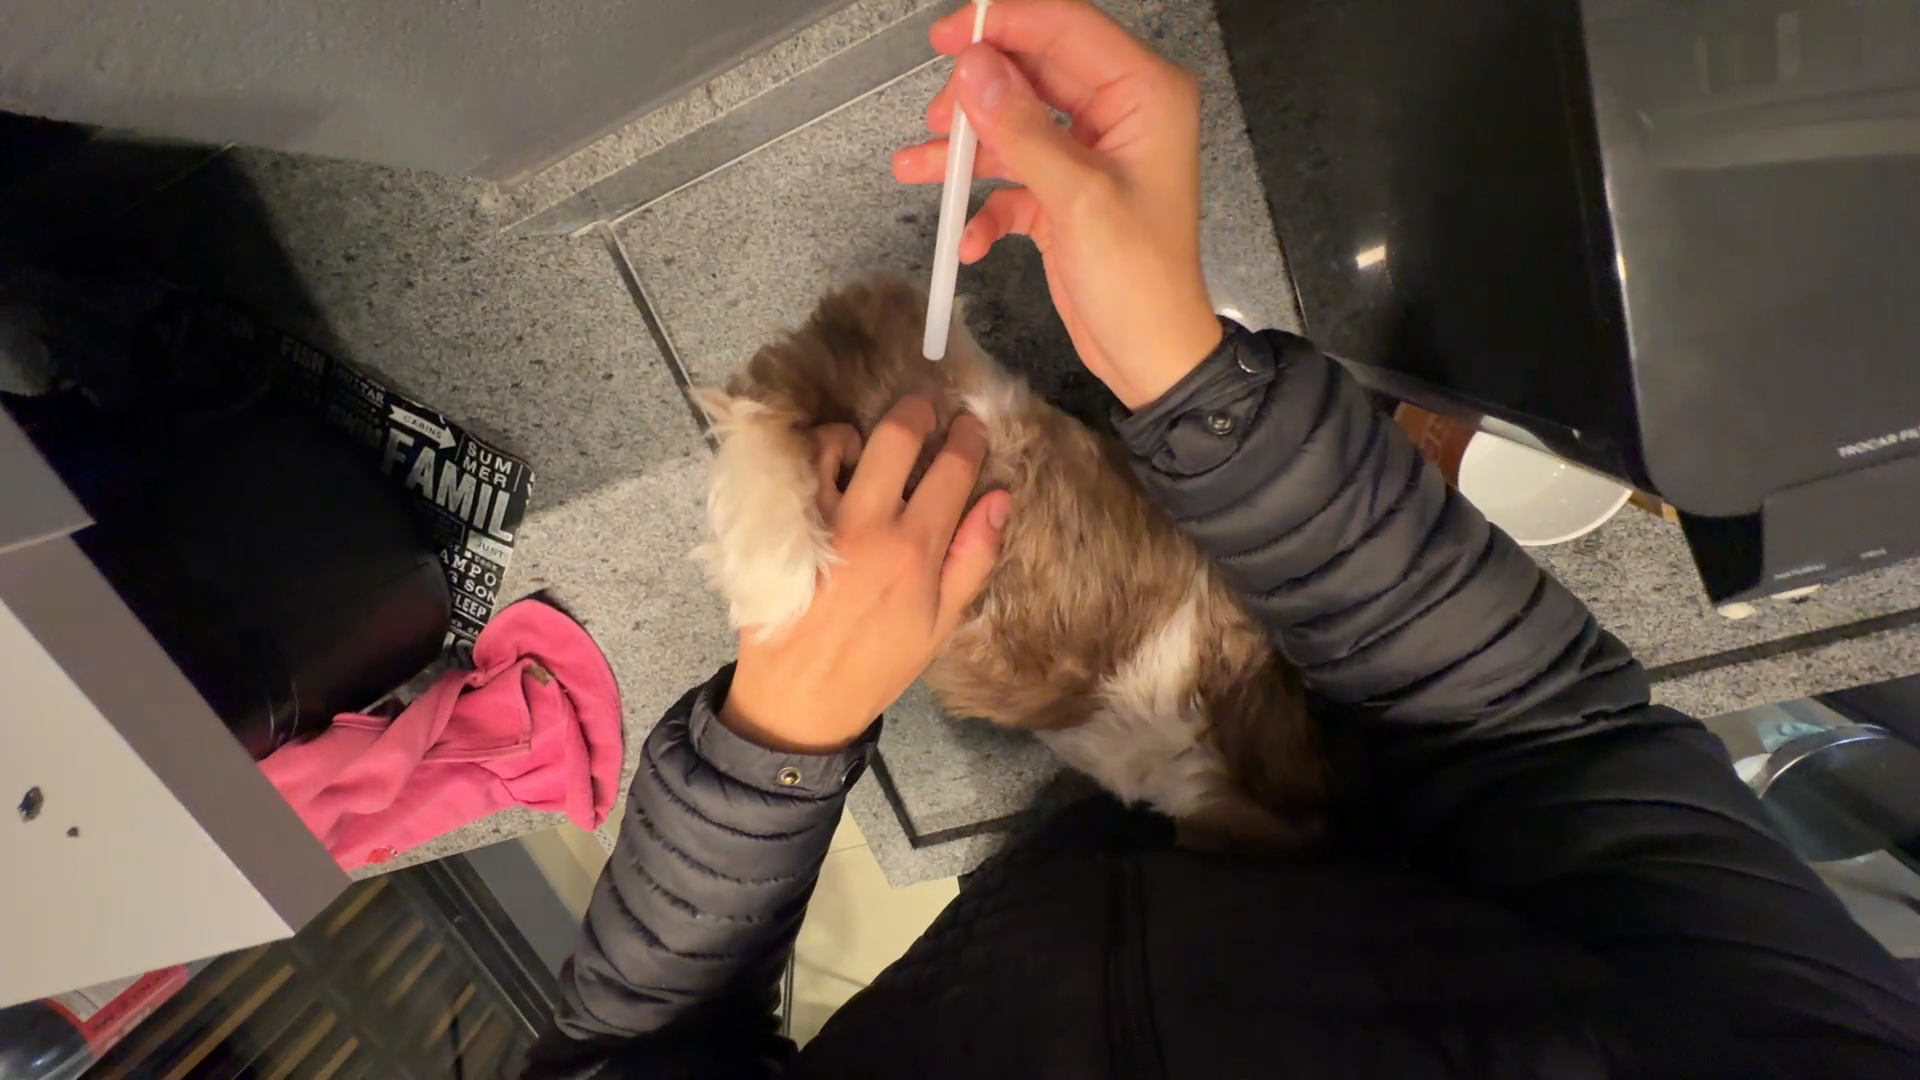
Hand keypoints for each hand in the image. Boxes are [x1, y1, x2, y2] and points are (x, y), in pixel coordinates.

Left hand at [719, 399, 1012, 753]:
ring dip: (865, 433)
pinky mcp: (784, 527)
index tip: (971, 426)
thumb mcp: (942, 623)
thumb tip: (1000, 497)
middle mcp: (868, 523)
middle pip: (898, 436)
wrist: (799, 700)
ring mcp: (820, 522)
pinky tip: (833, 470)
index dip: (967, 438)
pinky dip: (820, 454)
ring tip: (874, 447)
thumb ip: (974, 556)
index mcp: (916, 549)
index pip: (952, 469)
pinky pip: (799, 467)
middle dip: (919, 411)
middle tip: (927, 409)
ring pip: (841, 440)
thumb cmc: (879, 664)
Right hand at [891, 0, 1222, 409]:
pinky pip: (1015, 188)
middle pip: (1033, 80)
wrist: (1146, 352)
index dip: (1003, 25)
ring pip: (1015, 135)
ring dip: (966, 156)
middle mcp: (1116, 119)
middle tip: (935, 119)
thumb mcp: (1077, 198)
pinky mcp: (1064, 202)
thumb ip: (1023, 130)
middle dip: (979, 99)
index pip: (1066, 31)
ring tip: (916, 168)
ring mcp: (1087, 162)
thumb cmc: (1137, 279)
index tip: (949, 35)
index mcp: (1142, 96)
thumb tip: (974, 69)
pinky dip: (987, 210)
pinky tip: (969, 240)